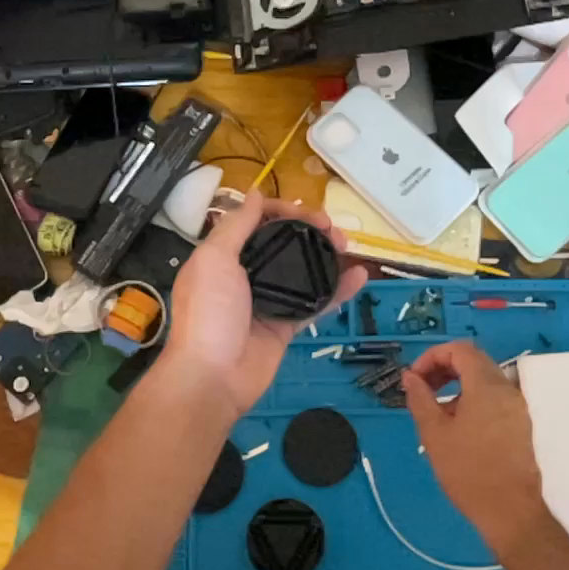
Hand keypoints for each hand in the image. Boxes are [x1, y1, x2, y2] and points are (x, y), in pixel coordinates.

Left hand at [163, 192, 365, 419]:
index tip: (304, 211)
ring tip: (346, 245)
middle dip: (308, 230)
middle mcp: (245, 275)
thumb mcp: (214, 259)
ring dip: (325, 254)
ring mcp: (268, 300)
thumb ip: (237, 226)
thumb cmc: (209, 312)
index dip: (280, 211)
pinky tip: (359, 276)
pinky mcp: (287, 325)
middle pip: (282, 244)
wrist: (213, 376)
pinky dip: (338, 289)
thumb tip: (255, 194)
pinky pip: (316, 302)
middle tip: (332, 227)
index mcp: (223, 256)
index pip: (255, 222)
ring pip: (302, 270)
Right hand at [404, 341, 549, 553]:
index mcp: (487, 386)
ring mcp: (518, 407)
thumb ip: (420, 398)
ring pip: (485, 380)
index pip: (460, 350)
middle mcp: (507, 389)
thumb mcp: (434, 433)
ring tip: (437, 410)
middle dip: (444, 368)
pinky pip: (495, 398)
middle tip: (422, 388)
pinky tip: (458, 424)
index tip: (415, 377)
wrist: (510, 511)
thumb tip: (411, 377)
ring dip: (458, 384)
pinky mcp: (521, 424)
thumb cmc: (468, 471)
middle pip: (474, 362)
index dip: (433, 356)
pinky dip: (473, 398)